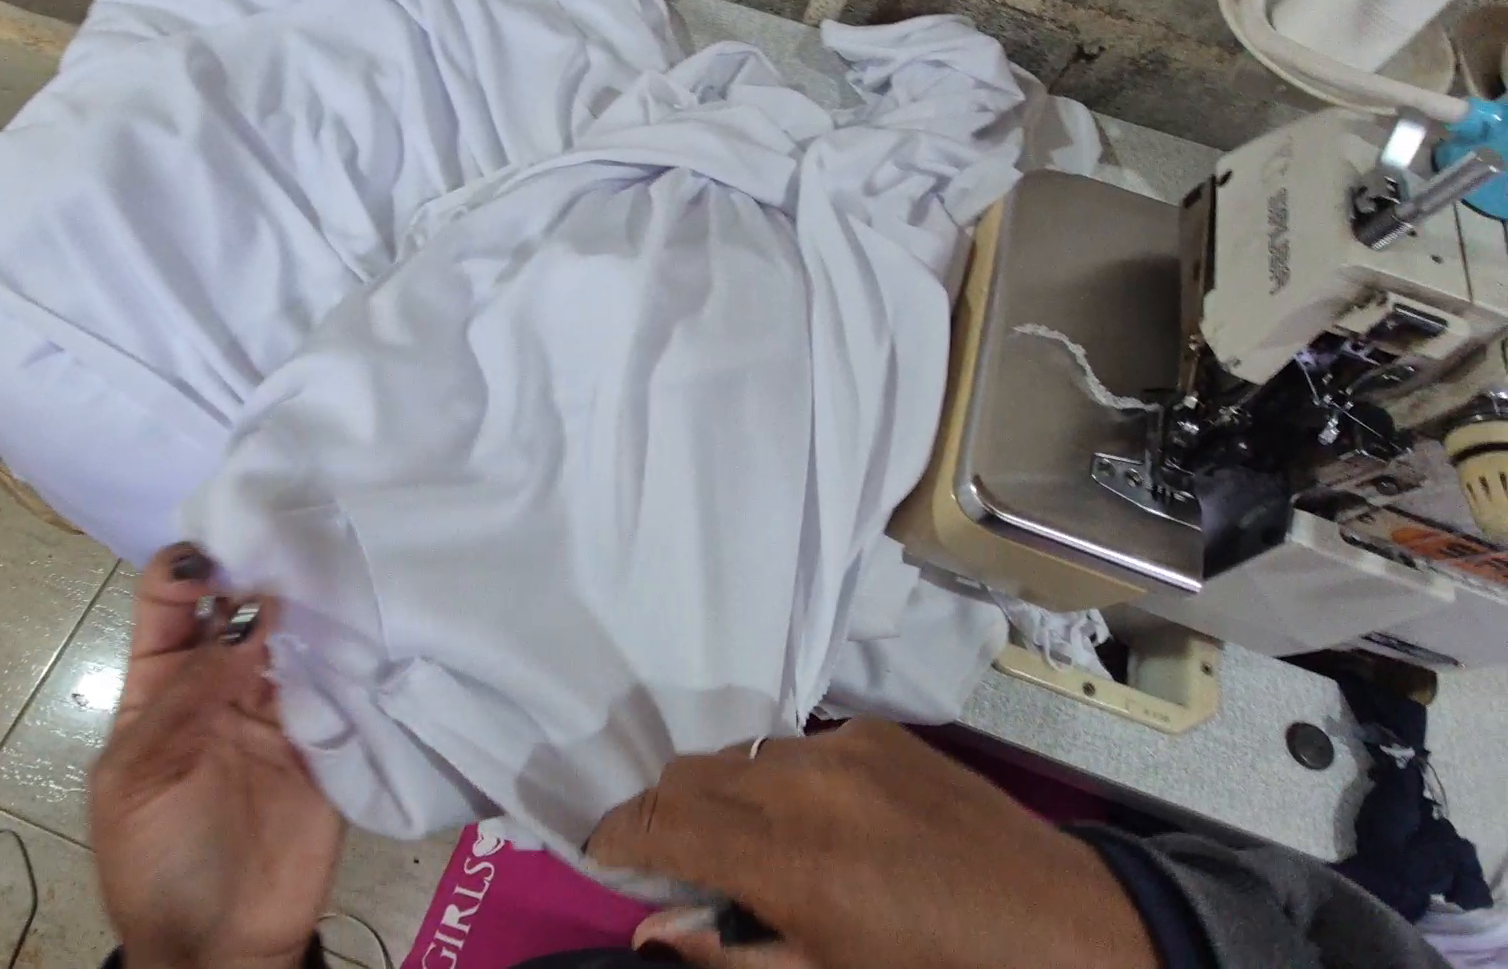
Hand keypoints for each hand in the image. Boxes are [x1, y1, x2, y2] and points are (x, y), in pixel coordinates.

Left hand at [91, 544, 344, 968]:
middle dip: (253, 575)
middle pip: (237, 612)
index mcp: (161, 690)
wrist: (227, 942)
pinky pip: (337, 676)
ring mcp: (281, 703)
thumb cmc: (159, 860)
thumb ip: (182, 699)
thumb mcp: (134, 781)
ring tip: (325, 566)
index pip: (168, 612)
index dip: (183, 575)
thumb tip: (242, 624)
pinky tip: (359, 612)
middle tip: (286, 544)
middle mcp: (223, 683)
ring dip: (303, 604)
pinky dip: (345, 645)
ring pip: (291, 636)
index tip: (215, 557)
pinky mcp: (331, 725)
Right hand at [588, 721, 1157, 968]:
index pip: (664, 823)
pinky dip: (779, 780)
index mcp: (794, 861)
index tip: (603, 852)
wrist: (1074, 929)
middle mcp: (804, 783)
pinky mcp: (874, 730)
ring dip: (720, 795)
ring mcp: (841, 746)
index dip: (618, 834)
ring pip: (735, 753)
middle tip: (676, 857)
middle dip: (663, 814)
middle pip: (687, 774)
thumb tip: (650, 929)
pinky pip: (794, 745)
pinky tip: (824, 818)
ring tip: (753, 838)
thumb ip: (730, 957)